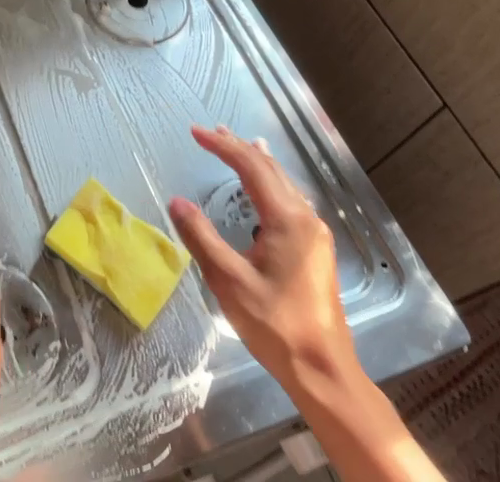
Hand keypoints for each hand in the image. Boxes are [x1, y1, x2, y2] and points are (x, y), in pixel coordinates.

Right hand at [168, 126, 360, 393]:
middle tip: (212, 132)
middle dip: (239, 148)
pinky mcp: (316, 250)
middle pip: (271, 170)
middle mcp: (306, 218)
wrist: (322, 367)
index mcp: (287, 219)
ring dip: (257, 164)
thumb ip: (201, 237)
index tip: (196, 133)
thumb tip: (177, 201)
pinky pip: (291, 201)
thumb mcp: (229, 280)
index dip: (222, 146)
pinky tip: (265, 190)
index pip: (251, 168)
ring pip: (284, 185)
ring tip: (237, 147)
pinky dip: (270, 184)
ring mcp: (315, 234)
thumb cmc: (274, 323)